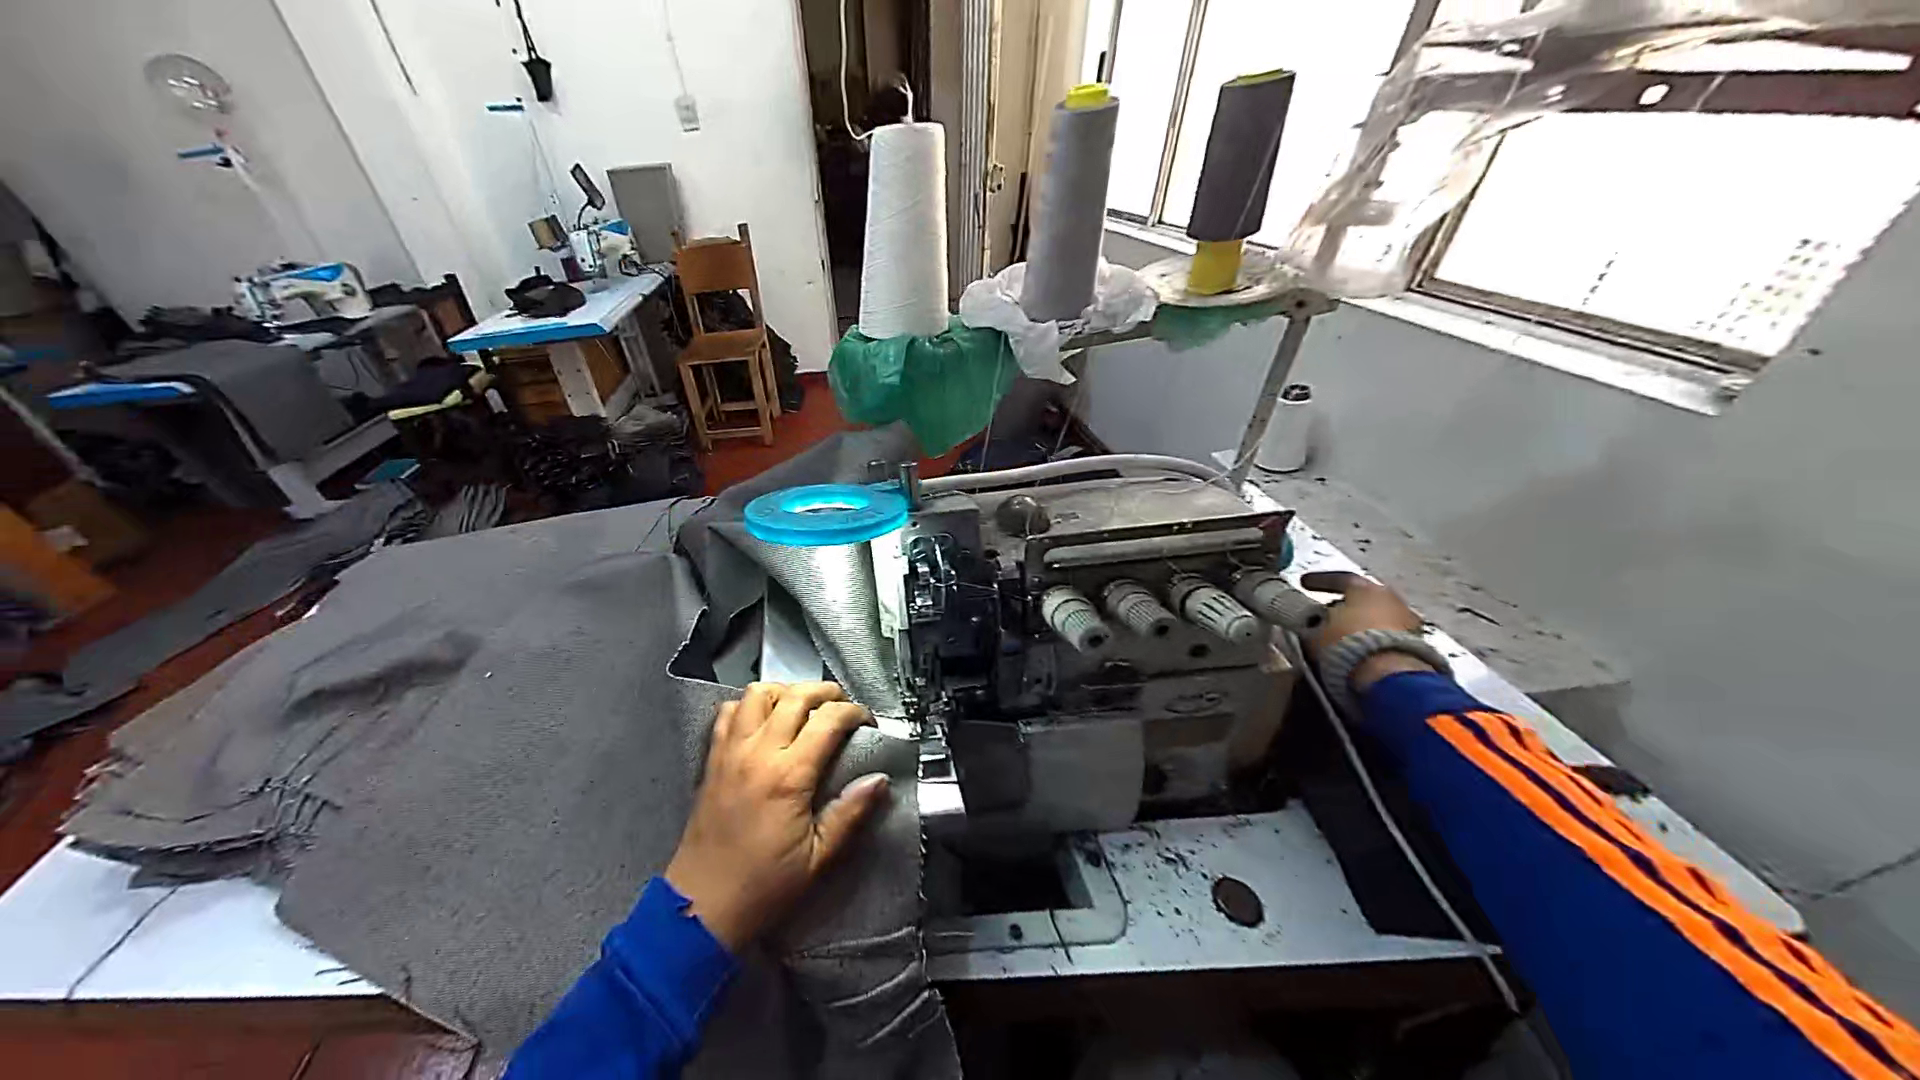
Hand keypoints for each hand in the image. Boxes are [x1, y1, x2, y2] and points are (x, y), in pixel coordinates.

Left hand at [665, 682, 890, 951]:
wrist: (700, 909)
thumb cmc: (763, 887)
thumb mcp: (819, 858)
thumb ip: (850, 813)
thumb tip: (879, 780)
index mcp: (788, 776)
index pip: (828, 719)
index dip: (854, 712)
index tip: (867, 723)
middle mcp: (757, 754)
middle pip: (795, 695)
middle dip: (826, 692)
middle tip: (842, 707)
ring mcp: (730, 753)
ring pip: (757, 694)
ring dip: (785, 692)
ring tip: (803, 708)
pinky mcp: (711, 760)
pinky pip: (727, 713)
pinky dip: (748, 706)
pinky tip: (764, 721)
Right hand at [1298, 571, 1433, 691]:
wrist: (1389, 674)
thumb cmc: (1347, 643)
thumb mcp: (1315, 633)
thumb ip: (1312, 625)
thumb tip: (1311, 626)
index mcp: (1364, 588)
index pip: (1340, 578)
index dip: (1319, 581)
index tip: (1305, 583)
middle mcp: (1390, 597)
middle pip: (1364, 596)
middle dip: (1345, 604)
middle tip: (1327, 612)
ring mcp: (1407, 619)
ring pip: (1379, 615)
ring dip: (1361, 623)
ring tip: (1343, 635)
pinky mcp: (1418, 642)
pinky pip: (1388, 634)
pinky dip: (1374, 637)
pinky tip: (1361, 649)